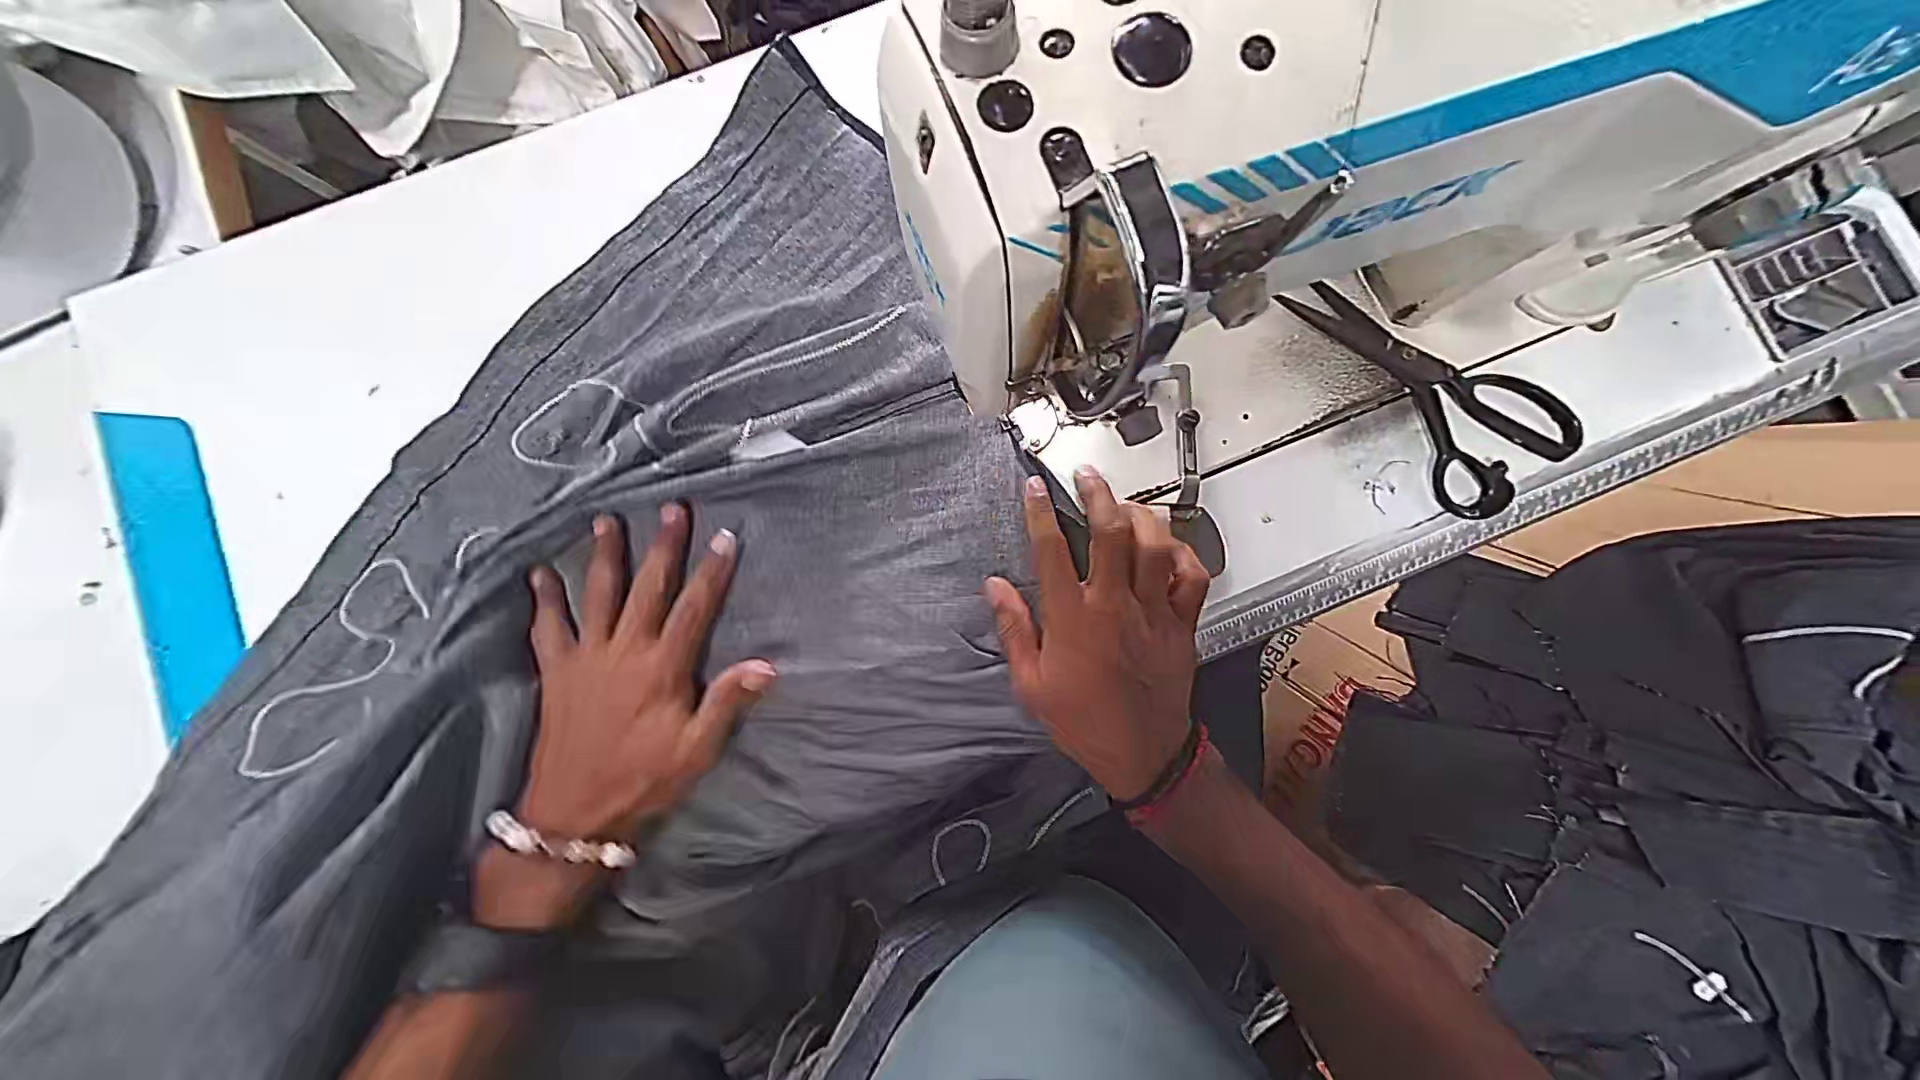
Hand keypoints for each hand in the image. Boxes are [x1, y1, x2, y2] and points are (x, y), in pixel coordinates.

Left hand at [520, 507, 773, 837]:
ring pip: (597, 595)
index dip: (713, 571)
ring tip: (606, 520)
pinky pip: (548, 628)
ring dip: (605, 556)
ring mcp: (586, 658)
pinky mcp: (557, 672)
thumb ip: (727, 702)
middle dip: (663, 547)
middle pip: (649, 588)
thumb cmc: (643, 781)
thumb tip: (766, 664)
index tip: (726, 537)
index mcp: (662, 667)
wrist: (572, 816)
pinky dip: (544, 600)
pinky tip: (539, 574)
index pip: (695, 608)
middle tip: (673, 510)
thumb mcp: (697, 749)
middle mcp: (625, 651)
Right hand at [984, 466, 1210, 799]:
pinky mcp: (1181, 624)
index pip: (1052, 549)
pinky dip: (1183, 552)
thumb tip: (995, 589)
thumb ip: (1013, 629)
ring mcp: (1152, 613)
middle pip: (1110, 531)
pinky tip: (1168, 546)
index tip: (1035, 489)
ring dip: (1139, 515)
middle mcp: (1114, 606)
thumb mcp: (1031, 683)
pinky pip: (1192, 576)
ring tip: (1125, 503)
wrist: (1142, 754)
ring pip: (1153, 544)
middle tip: (1087, 477)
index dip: (1040, 512)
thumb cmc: (1086, 722)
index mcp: (1073, 618)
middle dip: (1097, 494)